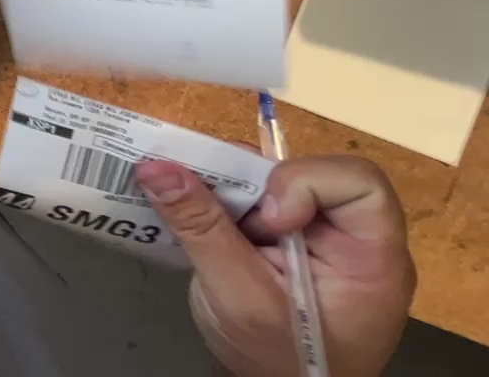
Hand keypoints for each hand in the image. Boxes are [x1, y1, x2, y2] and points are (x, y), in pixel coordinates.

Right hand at [137, 156, 416, 376]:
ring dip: (214, 186)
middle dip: (239, 180)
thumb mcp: (238, 297)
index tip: (265, 220)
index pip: (356, 184)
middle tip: (200, 200)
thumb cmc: (278, 356)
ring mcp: (309, 236)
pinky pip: (240, 196)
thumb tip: (154, 167)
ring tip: (182, 207)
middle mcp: (345, 237)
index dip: (303, 183)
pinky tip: (182, 213)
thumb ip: (201, 229)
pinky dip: (205, 197)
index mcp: (368, 257)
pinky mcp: (274, 237)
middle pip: (298, 172)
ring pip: (259, 178)